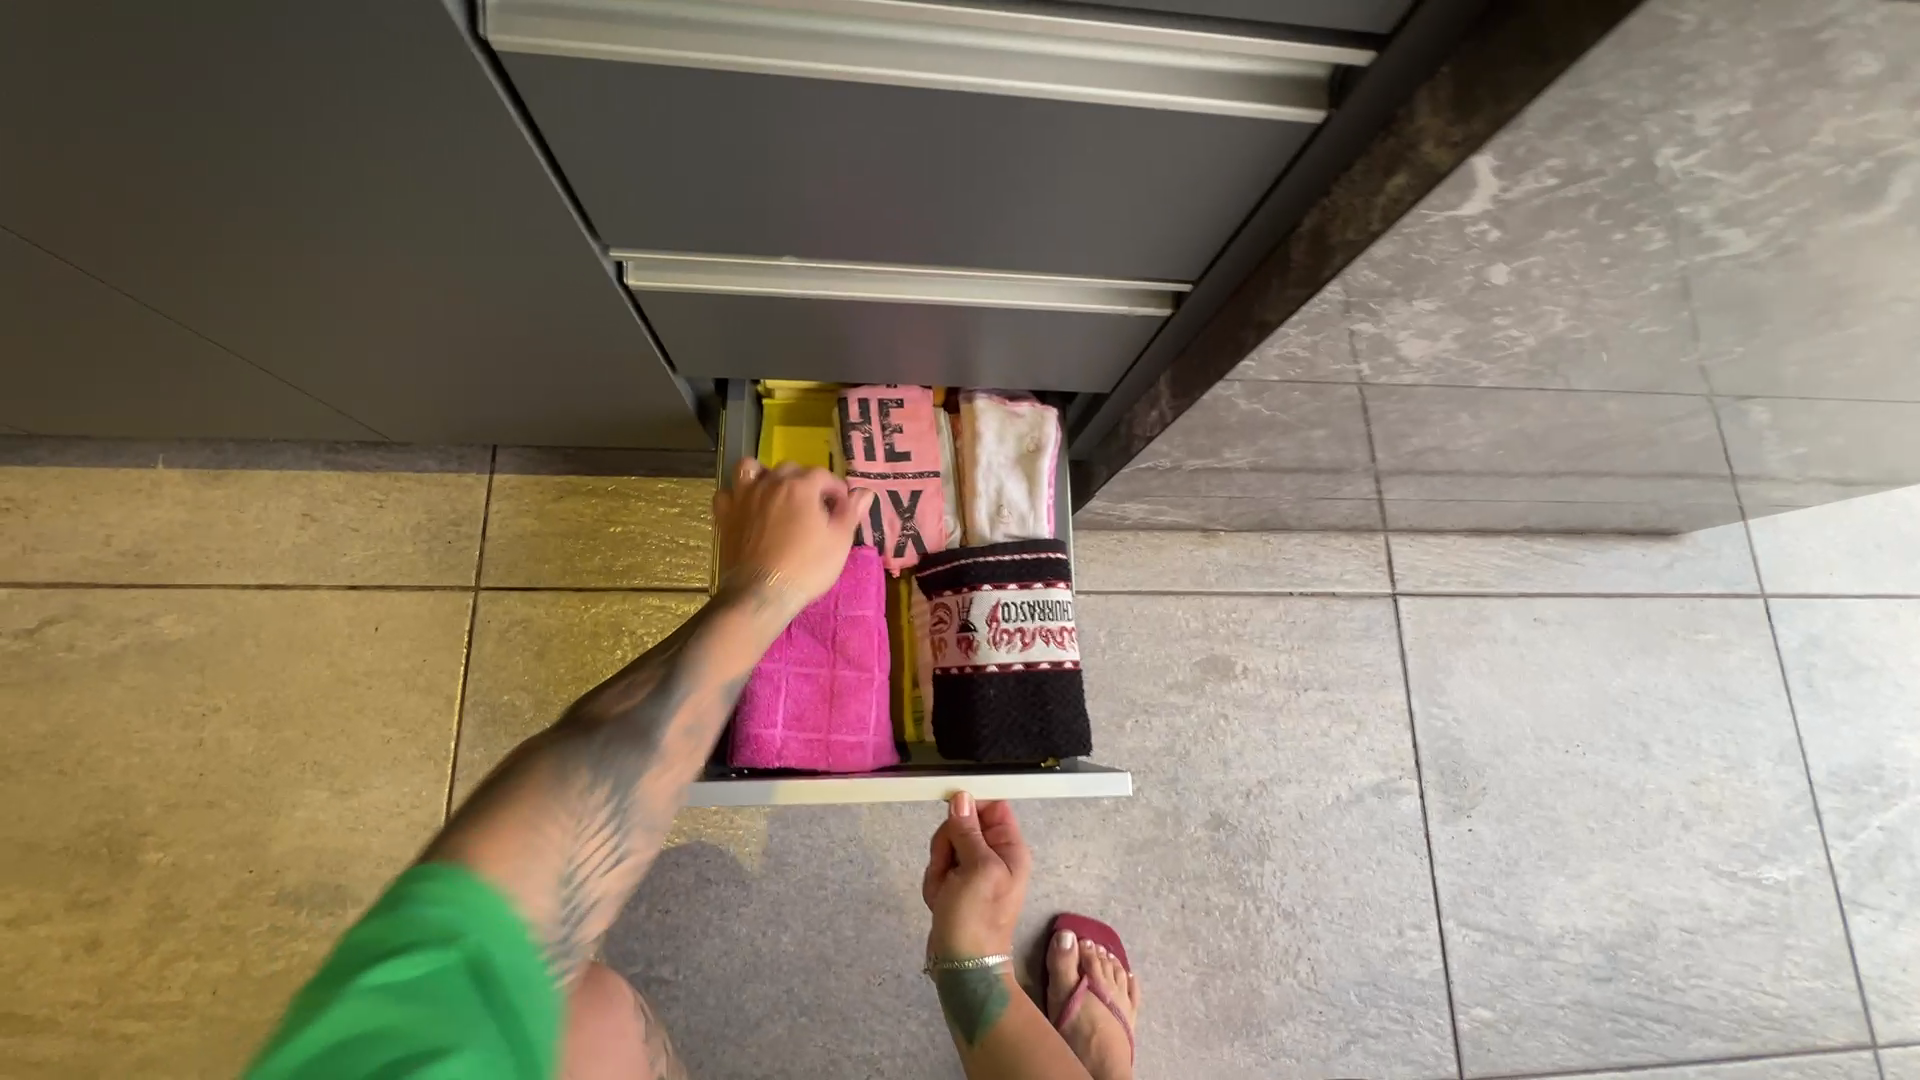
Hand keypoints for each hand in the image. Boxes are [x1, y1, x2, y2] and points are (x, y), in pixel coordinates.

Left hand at [713, 459, 874, 603]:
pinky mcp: (725, 515)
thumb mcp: (839, 541)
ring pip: (752, 469)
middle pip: (790, 468)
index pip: (823, 475)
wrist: (763, 592)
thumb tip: (865, 491)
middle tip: (814, 506)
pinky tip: (747, 507)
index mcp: (801, 486)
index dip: (836, 490)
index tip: (842, 508)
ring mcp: (744, 497)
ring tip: (775, 494)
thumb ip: (851, 511)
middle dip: (805, 481)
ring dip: (765, 475)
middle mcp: (770, 482)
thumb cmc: (807, 567)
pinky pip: (727, 493)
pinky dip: (737, 495)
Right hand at [922, 793, 1031, 959]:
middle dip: (948, 845)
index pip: (992, 806)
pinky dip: (934, 883)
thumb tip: (961, 797)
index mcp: (1010, 848)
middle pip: (962, 824)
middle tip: (951, 869)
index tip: (951, 815)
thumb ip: (968, 831)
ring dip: (939, 867)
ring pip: (945, 846)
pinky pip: (937, 868)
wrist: (962, 967)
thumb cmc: (977, 918)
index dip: (971, 806)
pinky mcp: (955, 885)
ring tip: (947, 892)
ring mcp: (973, 871)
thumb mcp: (977, 869)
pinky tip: (941, 901)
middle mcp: (994, 855)